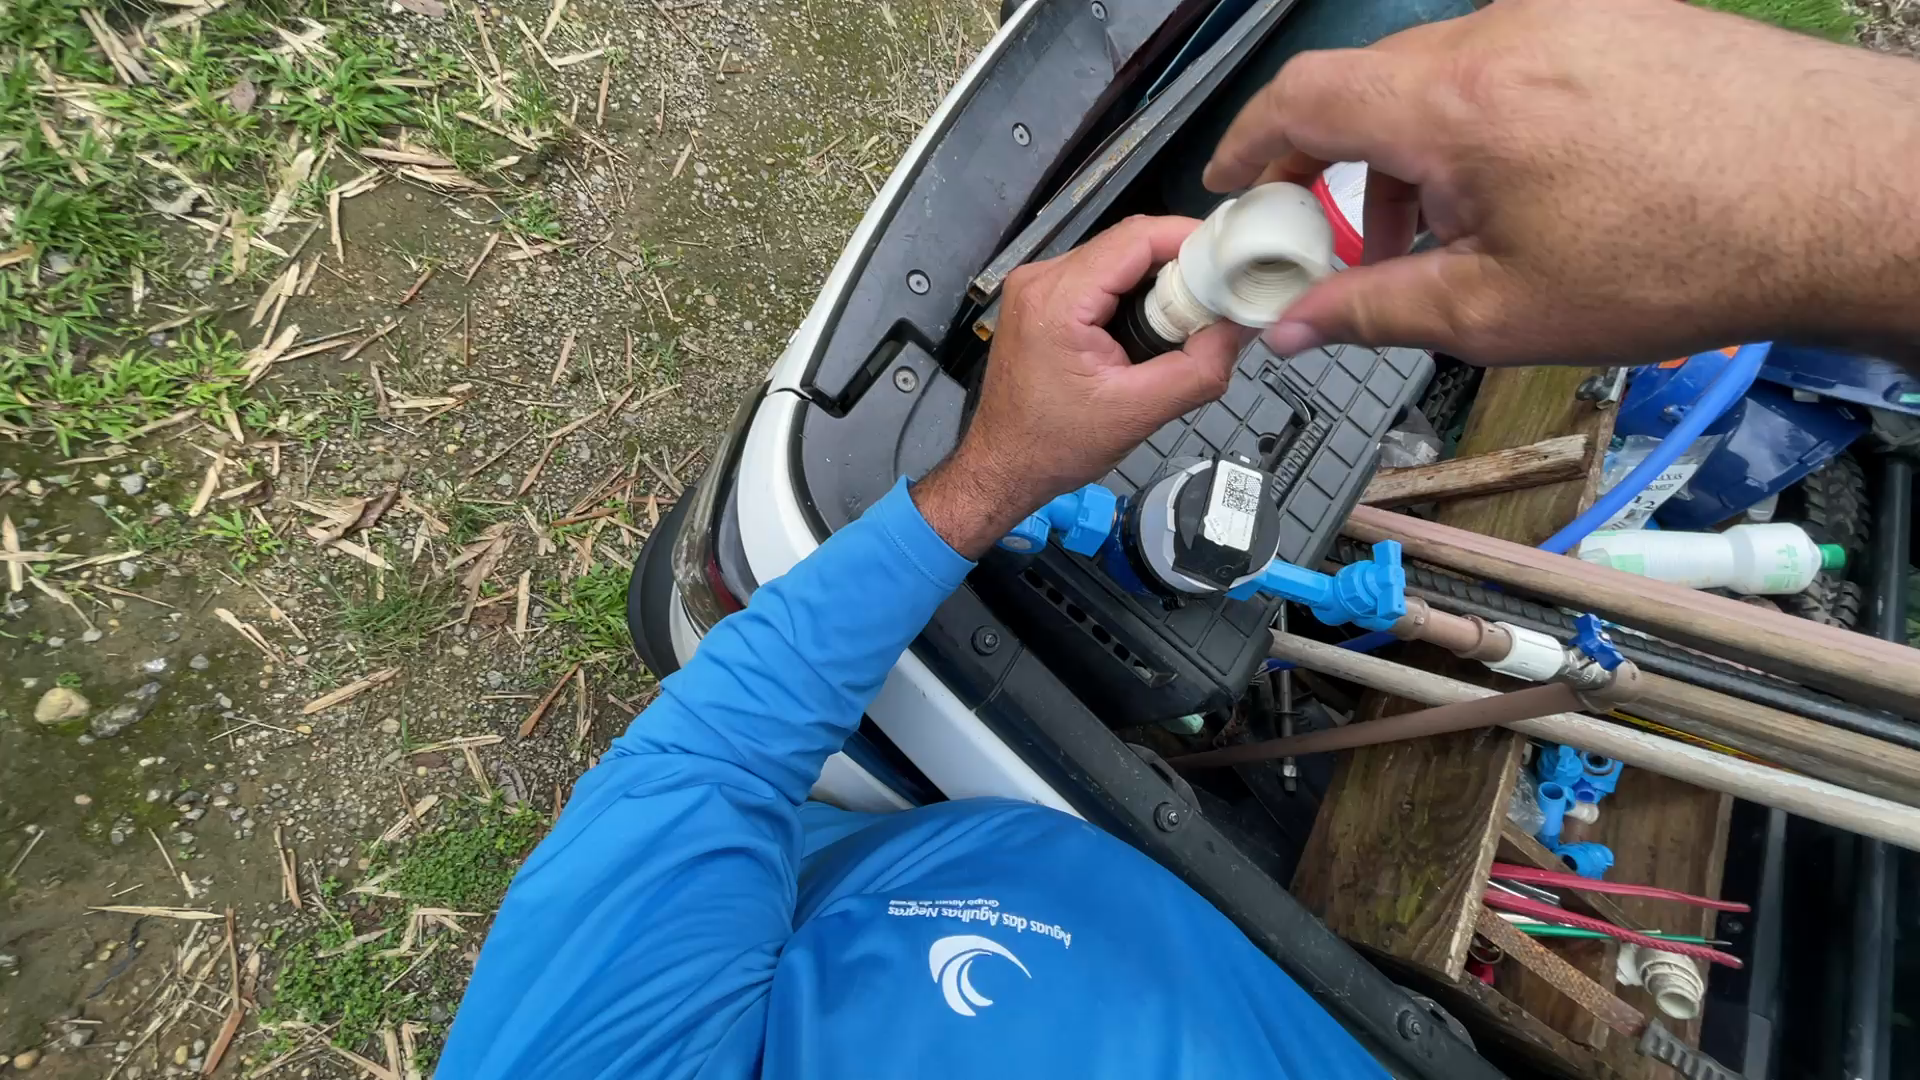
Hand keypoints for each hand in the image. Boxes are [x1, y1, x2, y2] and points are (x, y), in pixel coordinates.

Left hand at [915, 216, 1250, 557]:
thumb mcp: (1137, 413)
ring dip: (1153, 287)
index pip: (1138, 237)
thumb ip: (1199, 368)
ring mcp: (1034, 288)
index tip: (1231, 263)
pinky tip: (1144, 333)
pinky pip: (1096, 281)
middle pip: (1128, 246)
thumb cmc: (1053, 447)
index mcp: (1056, 300)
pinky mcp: (1039, 303)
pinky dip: (1128, 299)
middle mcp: (1038, 280)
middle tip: (1211, 306)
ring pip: (1115, 262)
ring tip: (1179, 327)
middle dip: (1177, 270)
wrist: (1004, 467)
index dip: (1193, 241)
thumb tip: (1241, 328)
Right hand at [1203, 0, 1919, 365]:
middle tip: (1311, 235)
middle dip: (1315, 164)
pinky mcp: (1605, 18)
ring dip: (1387, 158)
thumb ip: (1364, 310)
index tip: (1226, 187)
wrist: (1853, 200)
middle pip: (1357, 87)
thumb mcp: (1484, 311)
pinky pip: (1486, 66)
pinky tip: (1481, 195)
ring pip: (1420, 80)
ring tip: (1413, 238)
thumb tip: (1283, 328)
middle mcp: (1503, 33)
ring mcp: (1561, 14)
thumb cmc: (1666, 261)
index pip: (1305, 96)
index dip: (1246, 142)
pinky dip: (1448, 133)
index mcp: (1459, 104)